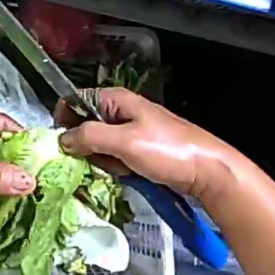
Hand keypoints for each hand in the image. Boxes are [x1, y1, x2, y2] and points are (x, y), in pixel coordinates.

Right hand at [57, 88, 248, 204]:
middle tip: (95, 159)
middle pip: (85, 124)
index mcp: (115, 99)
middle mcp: (122, 110)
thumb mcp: (123, 142)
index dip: (64, 119)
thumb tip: (62, 139)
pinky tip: (127, 175)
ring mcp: (133, 131)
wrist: (212, 174)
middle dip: (84, 144)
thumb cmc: (168, 152)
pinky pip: (115, 156)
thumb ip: (87, 136)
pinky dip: (115, 166)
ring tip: (117, 169)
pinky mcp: (142, 150)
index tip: (63, 142)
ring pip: (99, 143)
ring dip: (101, 159)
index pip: (74, 101)